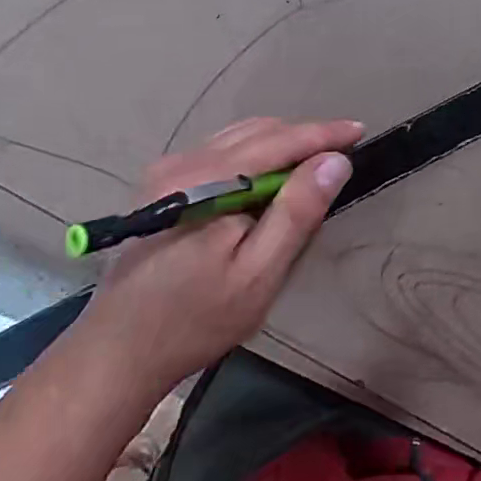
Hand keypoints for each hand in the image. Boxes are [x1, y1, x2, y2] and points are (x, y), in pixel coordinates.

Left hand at [77, 117, 361, 391]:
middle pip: (257, 132)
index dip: (322, 134)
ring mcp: (167, 170)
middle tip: (341, 154)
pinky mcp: (161, 184)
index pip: (278, 141)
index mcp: (205, 179)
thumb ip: (296, 213)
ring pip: (238, 138)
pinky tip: (269, 180)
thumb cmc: (195, 319)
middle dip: (303, 137)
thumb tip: (335, 161)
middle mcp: (182, 162)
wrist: (120, 348)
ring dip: (279, 145)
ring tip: (313, 165)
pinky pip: (220, 151)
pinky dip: (254, 155)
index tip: (359, 131)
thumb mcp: (258, 274)